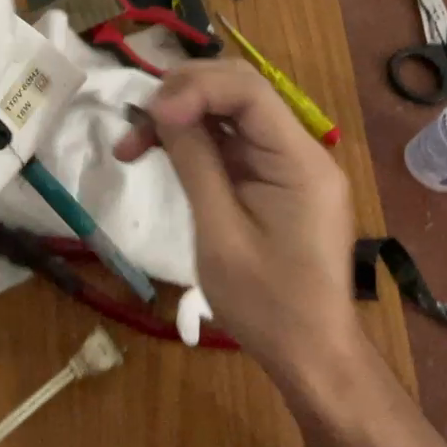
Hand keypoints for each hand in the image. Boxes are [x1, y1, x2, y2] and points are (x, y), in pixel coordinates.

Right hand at [113, 60, 358, 379]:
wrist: (311, 358)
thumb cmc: (267, 304)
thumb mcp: (220, 233)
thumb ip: (195, 162)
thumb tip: (163, 107)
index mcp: (300, 161)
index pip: (248, 92)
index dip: (195, 88)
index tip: (149, 114)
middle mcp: (301, 150)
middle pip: (240, 89)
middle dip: (183, 94)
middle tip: (137, 121)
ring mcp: (290, 163)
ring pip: (231, 110)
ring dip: (181, 115)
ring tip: (134, 141)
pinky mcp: (276, 178)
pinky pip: (233, 139)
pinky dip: (194, 138)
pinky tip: (160, 151)